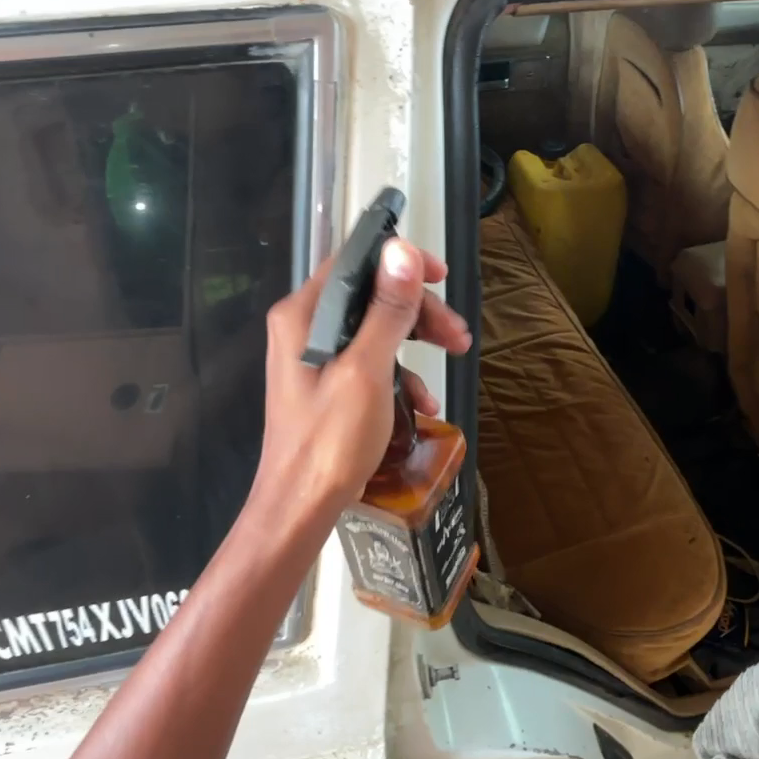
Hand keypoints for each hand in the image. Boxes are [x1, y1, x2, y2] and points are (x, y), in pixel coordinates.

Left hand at [255, 237, 472, 520]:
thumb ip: (387, 311)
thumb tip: (402, 252)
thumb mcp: (367, 371)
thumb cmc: (330, 440)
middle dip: (417, 312)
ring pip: (374, 331)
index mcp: (304, 314)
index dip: (399, 263)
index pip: (354, 262)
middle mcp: (304, 327)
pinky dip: (399, 375)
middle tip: (457, 335)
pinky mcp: (327, 385)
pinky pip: (369, 363)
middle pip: (369, 297)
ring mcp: (315, 357)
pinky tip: (422, 403)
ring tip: (453, 361)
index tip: (440, 278)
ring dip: (416, 344)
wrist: (300, 506)